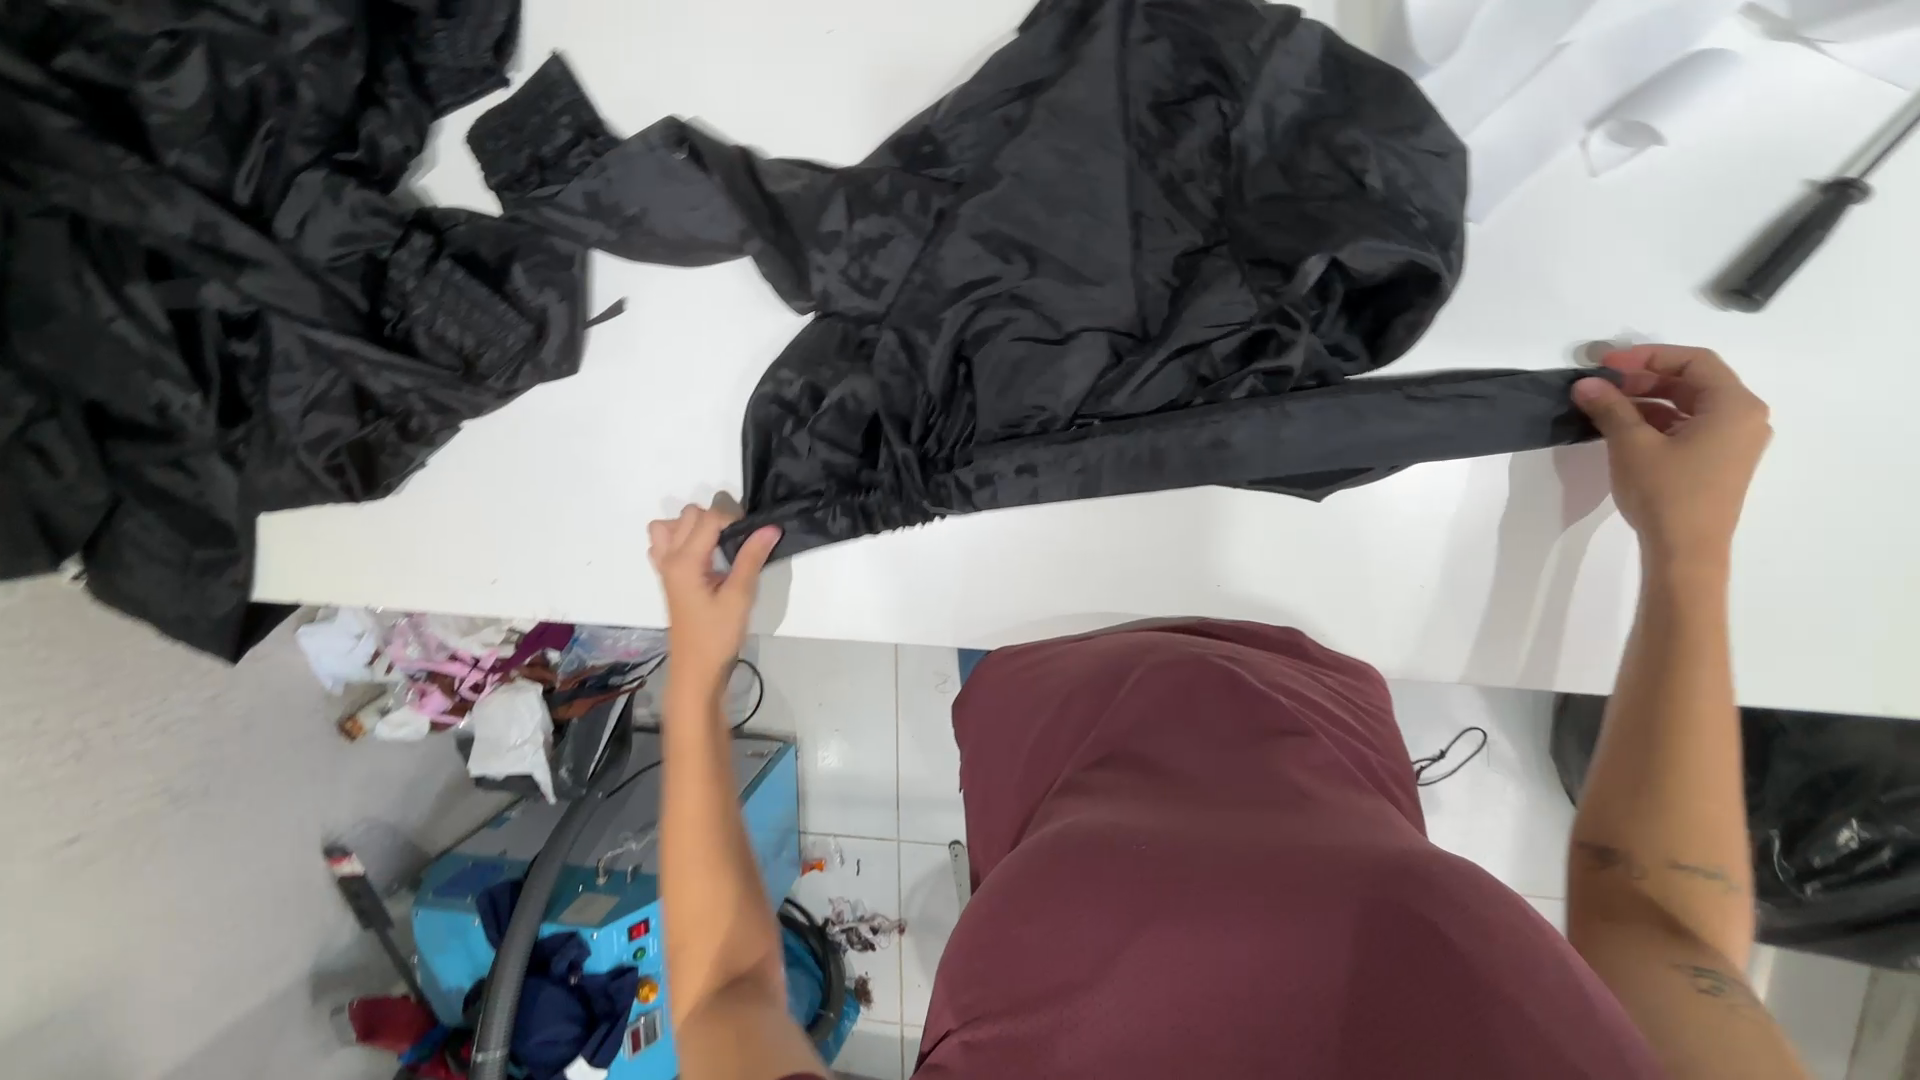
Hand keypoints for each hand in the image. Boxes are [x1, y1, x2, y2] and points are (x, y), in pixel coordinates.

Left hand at [647, 502, 780, 700]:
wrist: (696, 668)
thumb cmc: (718, 635)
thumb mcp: (740, 597)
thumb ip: (752, 558)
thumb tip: (770, 527)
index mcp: (685, 561)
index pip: (709, 519)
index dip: (734, 520)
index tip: (754, 538)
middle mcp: (669, 558)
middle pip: (688, 515)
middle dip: (715, 520)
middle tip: (738, 544)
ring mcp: (664, 568)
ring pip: (669, 525)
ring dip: (693, 527)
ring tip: (715, 546)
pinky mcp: (667, 577)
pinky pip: (663, 544)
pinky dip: (680, 540)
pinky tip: (701, 557)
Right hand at [1571, 345, 1770, 567]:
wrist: (1686, 548)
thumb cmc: (1666, 492)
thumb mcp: (1631, 445)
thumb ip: (1609, 408)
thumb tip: (1586, 383)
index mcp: (1734, 406)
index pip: (1694, 362)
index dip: (1647, 356)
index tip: (1605, 364)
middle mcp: (1744, 417)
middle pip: (1694, 381)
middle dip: (1644, 378)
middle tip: (1601, 385)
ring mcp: (1734, 440)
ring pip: (1689, 405)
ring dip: (1647, 400)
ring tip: (1604, 407)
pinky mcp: (1718, 460)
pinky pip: (1689, 426)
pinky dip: (1656, 420)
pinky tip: (1623, 428)